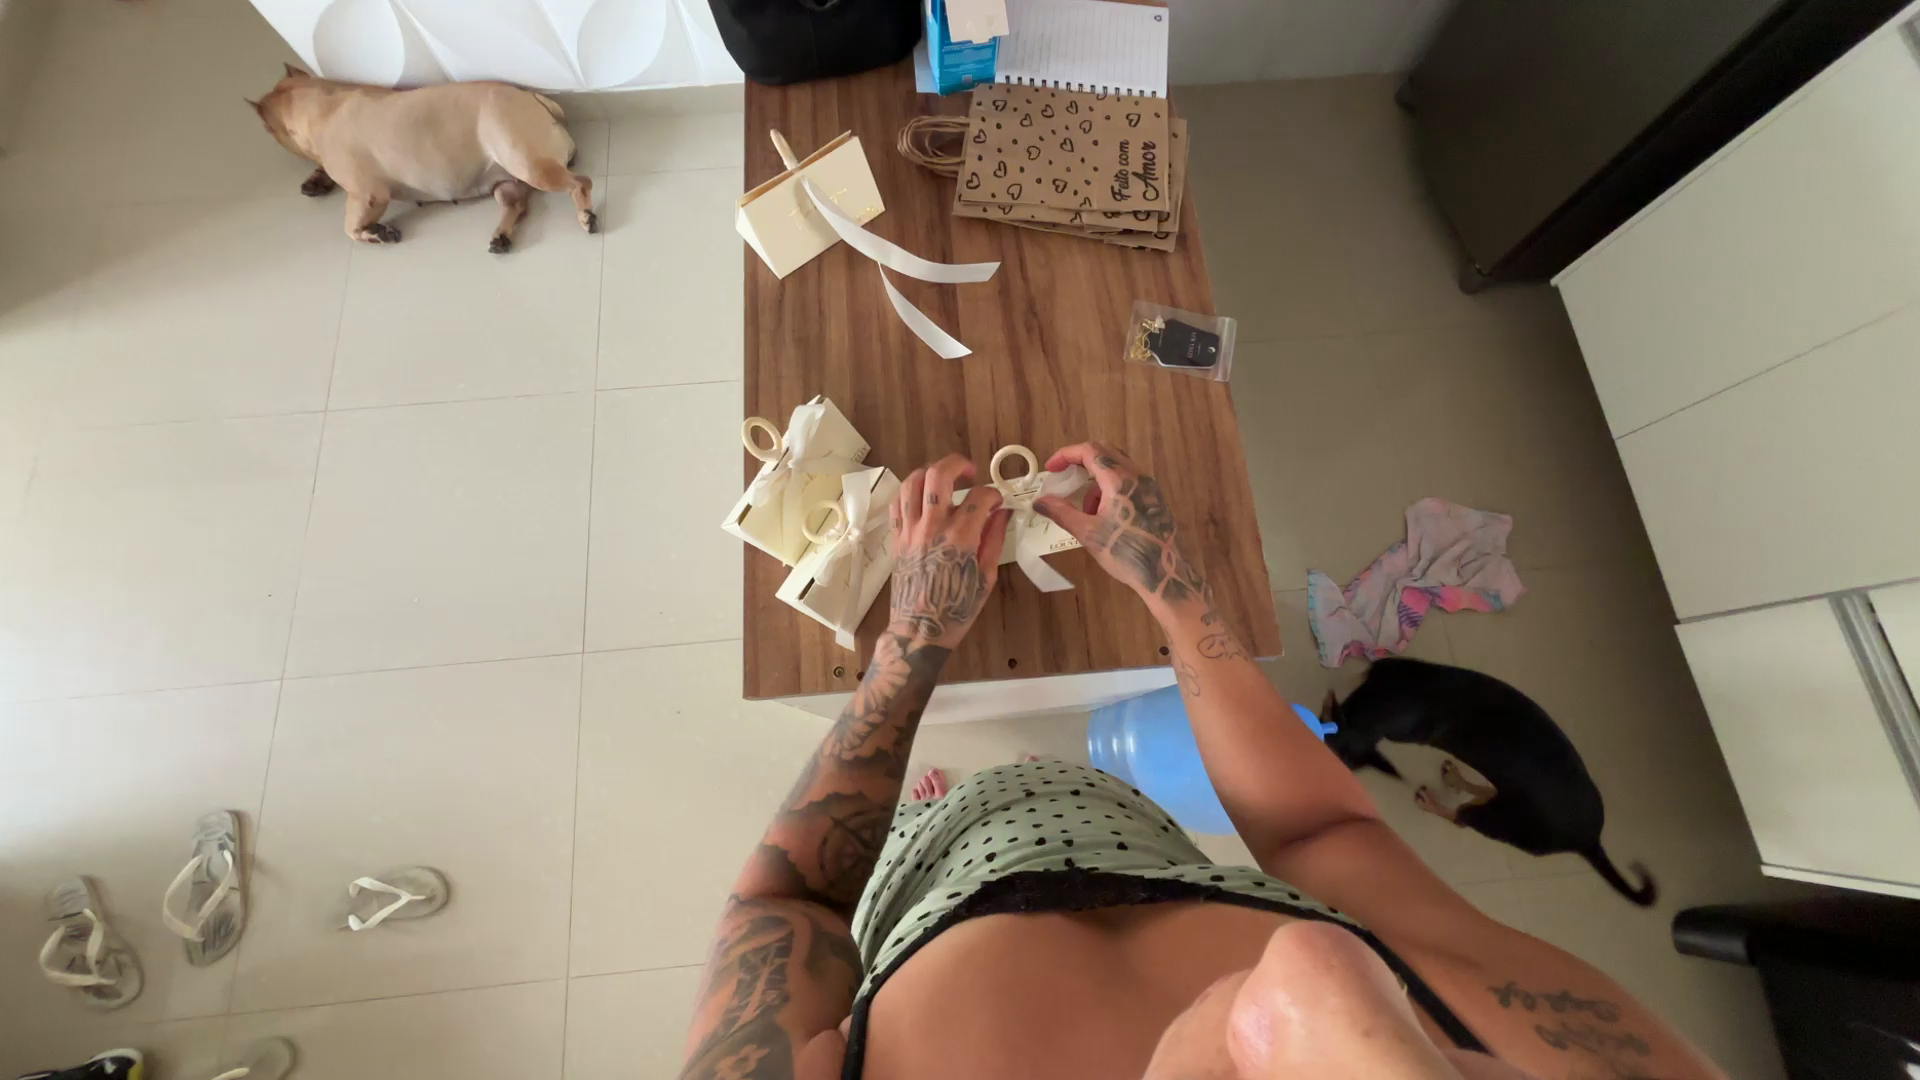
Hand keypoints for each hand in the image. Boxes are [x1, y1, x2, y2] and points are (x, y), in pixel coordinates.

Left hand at [888, 454, 1011, 648]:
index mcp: (960, 538)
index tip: (998, 501)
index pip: (980, 497)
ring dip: (931, 472)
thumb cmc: (957, 609)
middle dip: (958, 464)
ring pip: (912, 482)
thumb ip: (994, 539)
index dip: (994, 494)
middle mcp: (932, 527)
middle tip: (970, 471)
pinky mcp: (896, 538)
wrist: (920, 629)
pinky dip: (910, 492)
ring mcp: (910, 531)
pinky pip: (898, 503)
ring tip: (944, 479)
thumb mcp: (986, 577)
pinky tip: (923, 497)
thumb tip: (1001, 513)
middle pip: (939, 475)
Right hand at [1033, 442, 1209, 614]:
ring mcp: (1149, 486)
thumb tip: (1039, 501)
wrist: (1164, 574)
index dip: (1066, 455)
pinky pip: (1128, 480)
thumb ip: (1061, 513)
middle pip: (1105, 452)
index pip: (1089, 451)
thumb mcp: (1088, 533)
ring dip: (1095, 478)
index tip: (1051, 468)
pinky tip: (1104, 515)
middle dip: (1080, 461)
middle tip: (1065, 477)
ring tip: (1085, 507)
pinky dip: (1109, 487)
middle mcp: (1136, 476)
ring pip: (1117, 466)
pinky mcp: (1154, 499)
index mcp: (1118, 480)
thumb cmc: (1125, 552)